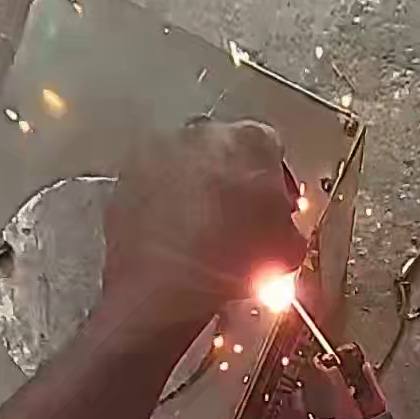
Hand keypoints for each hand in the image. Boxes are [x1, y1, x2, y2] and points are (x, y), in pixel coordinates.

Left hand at [105, 119, 305, 326]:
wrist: (165, 284)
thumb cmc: (225, 261)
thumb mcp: (287, 251)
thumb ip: (290, 228)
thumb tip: (284, 234)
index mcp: (253, 143)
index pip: (274, 152)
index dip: (278, 184)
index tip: (277, 204)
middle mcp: (205, 135)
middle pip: (230, 152)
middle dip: (238, 182)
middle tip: (244, 220)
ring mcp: (161, 151)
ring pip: (192, 164)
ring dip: (202, 190)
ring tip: (211, 234)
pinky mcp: (129, 175)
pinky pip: (158, 184)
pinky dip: (169, 203)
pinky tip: (182, 238)